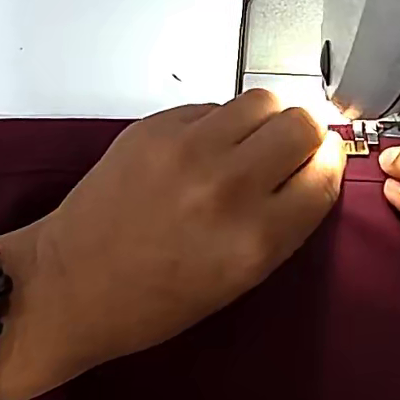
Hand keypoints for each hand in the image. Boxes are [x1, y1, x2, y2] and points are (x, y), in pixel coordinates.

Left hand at [0, 91, 345, 399]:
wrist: (69, 284)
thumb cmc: (157, 300)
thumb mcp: (239, 277)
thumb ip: (284, 220)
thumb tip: (314, 162)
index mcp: (254, 240)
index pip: (324, 175)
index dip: (330, 162)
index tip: (322, 159)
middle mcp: (227, 187)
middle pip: (302, 123)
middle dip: (306, 134)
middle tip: (289, 147)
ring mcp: (187, 148)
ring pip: (263, 99)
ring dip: (267, 118)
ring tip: (247, 142)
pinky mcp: (155, 126)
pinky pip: (214, 105)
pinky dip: (221, 122)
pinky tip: (202, 148)